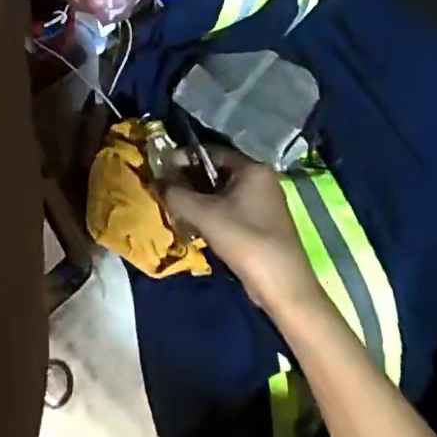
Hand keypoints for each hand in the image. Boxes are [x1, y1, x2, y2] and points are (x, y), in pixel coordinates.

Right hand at [162, 147, 322, 311]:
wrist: (282, 286)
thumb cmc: (243, 239)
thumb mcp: (202, 213)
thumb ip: (174, 193)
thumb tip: (154, 181)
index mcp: (252, 168)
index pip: (210, 151)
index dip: (183, 157)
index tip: (162, 169)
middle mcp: (260, 179)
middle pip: (215, 170)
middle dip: (188, 179)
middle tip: (166, 190)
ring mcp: (263, 201)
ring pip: (221, 190)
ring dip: (197, 197)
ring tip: (176, 208)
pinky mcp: (261, 221)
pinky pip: (229, 206)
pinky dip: (210, 211)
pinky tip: (194, 224)